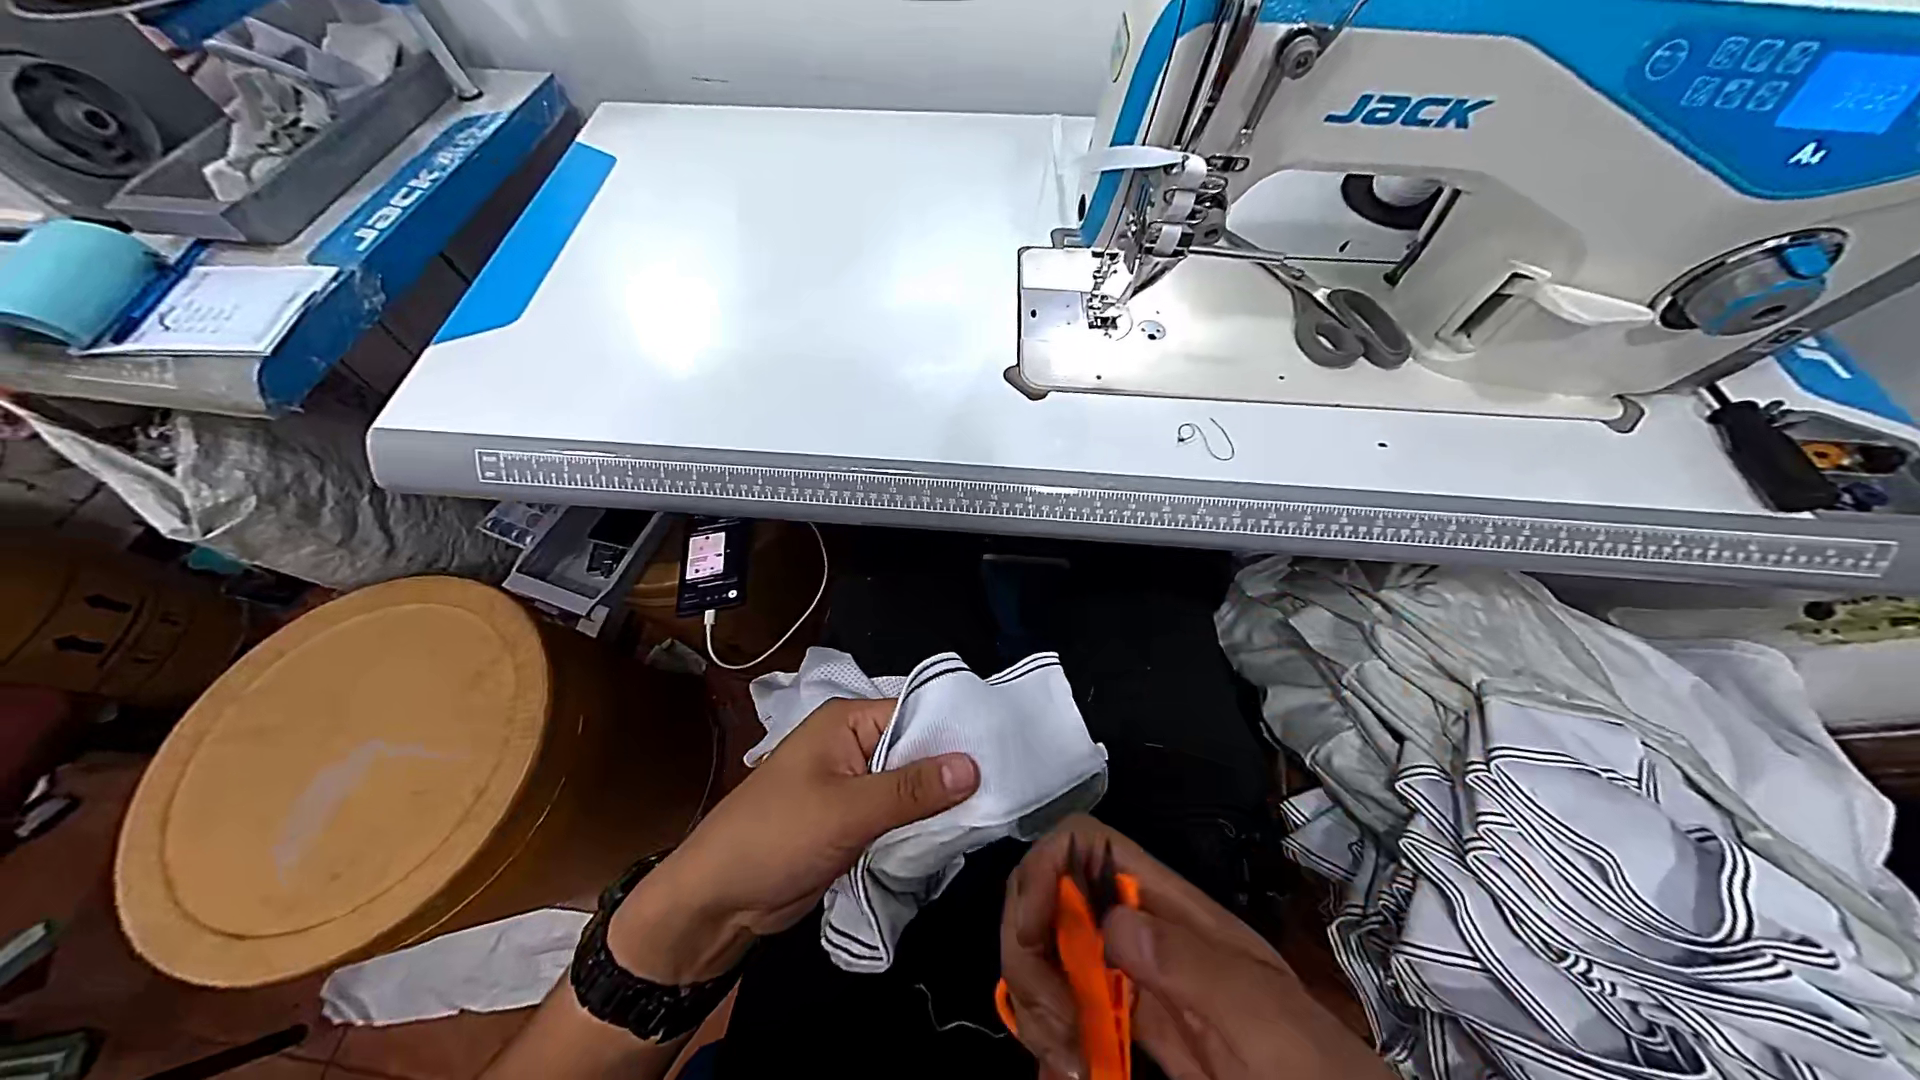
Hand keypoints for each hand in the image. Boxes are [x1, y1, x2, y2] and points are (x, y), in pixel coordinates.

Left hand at [608, 697, 978, 984]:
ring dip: (939, 800)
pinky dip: (921, 822)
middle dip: (952, 770)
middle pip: (916, 748)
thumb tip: (974, 764)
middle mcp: (854, 743)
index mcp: (848, 721)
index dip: (957, 731)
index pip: (916, 713)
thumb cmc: (776, 837)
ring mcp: (853, 782)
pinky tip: (956, 832)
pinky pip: (898, 812)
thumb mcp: (848, 810)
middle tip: (1005, 788)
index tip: (1004, 753)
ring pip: (910, 784)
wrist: (718, 901)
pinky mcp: (853, 818)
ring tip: (991, 811)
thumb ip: (912, 788)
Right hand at [1001, 816, 1389, 1079]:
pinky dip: (1046, 1038)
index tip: (1032, 934)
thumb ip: (1196, 968)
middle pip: (1049, 899)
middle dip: (1029, 954)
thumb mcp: (1268, 1020)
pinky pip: (1062, 1010)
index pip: (1087, 845)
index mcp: (1172, 909)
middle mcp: (1142, 931)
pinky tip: (1064, 1072)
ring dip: (1034, 1003)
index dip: (1045, 870)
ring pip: (1046, 954)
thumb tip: (1113, 922)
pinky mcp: (1124, 1027)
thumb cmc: (1317, 1075)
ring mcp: (1130, 979)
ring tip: (1066, 1066)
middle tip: (1054, 1028)